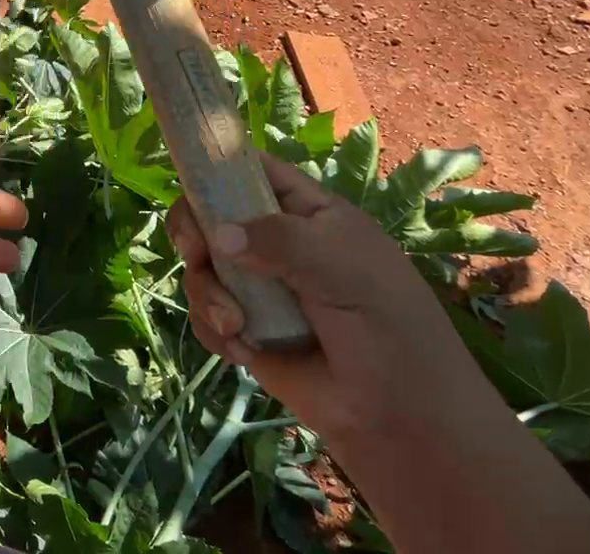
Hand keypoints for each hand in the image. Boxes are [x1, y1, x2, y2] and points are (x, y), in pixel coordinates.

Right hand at [166, 154, 502, 443]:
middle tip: (196, 255)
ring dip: (208, 295)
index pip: (254, 171)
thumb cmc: (390, 332)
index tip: (187, 179)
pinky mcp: (242, 326)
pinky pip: (202, 312)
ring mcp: (256, 286)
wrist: (402, 424)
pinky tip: (240, 350)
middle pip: (208, 215)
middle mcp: (276, 245)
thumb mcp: (345, 272)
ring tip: (235, 326)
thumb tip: (217, 234)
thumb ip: (281, 241)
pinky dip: (212, 329)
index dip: (218, 166)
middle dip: (193, 234)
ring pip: (200, 267)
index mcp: (309, 216)